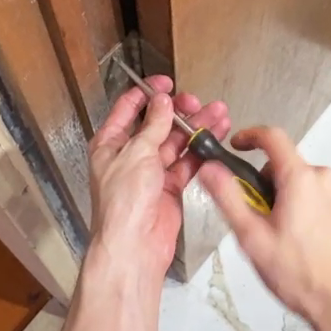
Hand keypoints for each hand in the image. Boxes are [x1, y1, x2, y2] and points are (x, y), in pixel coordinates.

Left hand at [87, 74, 230, 281]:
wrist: (133, 249)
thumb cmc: (124, 200)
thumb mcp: (137, 154)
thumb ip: (153, 125)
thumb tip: (162, 100)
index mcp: (111, 143)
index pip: (129, 108)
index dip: (147, 92)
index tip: (168, 82)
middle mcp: (130, 155)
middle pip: (157, 124)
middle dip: (178, 111)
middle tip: (197, 102)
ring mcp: (151, 172)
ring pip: (176, 142)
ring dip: (196, 128)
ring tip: (219, 113)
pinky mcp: (170, 188)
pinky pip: (187, 163)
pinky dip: (201, 151)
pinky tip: (217, 137)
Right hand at [199, 127, 330, 330]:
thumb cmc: (296, 271)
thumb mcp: (253, 237)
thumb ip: (228, 197)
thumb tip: (209, 167)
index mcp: (300, 176)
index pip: (272, 136)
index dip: (249, 136)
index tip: (233, 148)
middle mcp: (322, 175)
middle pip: (282, 163)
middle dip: (262, 182)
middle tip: (252, 217)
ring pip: (296, 180)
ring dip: (279, 196)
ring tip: (273, 235)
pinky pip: (312, 193)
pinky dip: (297, 204)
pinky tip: (294, 240)